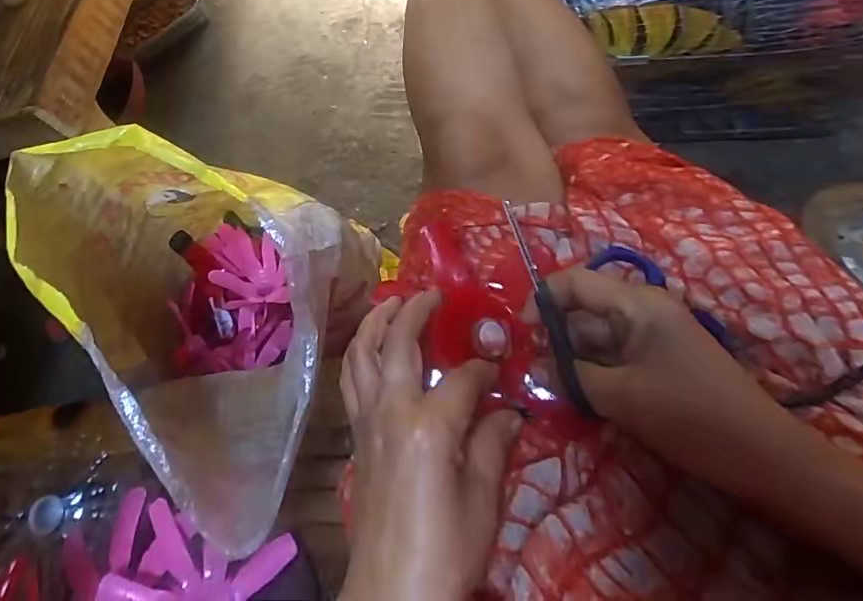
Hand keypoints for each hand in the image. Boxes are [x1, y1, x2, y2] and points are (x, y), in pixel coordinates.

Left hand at [340, 291, 521, 600]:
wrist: (393, 590)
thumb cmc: (446, 549)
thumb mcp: (483, 502)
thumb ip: (493, 445)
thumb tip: (510, 410)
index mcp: (429, 425)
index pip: (462, 378)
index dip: (483, 368)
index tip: (499, 367)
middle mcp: (391, 409)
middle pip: (396, 343)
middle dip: (414, 310)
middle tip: (431, 293)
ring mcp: (366, 419)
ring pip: (360, 353)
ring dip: (375, 322)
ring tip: (391, 302)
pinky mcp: (355, 434)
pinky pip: (352, 378)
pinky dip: (361, 353)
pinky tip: (372, 350)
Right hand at [531, 269, 809, 494]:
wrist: (769, 458)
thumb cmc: (692, 416)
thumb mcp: (623, 398)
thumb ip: (571, 378)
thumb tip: (529, 370)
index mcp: (636, 302)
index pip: (572, 282)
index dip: (540, 301)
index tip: (519, 334)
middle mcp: (643, 308)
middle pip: (583, 310)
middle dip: (554, 337)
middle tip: (529, 370)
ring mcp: (654, 334)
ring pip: (597, 336)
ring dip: (573, 359)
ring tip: (550, 388)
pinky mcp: (661, 360)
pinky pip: (616, 355)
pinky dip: (595, 372)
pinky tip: (581, 398)